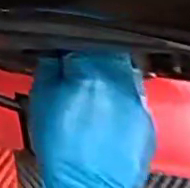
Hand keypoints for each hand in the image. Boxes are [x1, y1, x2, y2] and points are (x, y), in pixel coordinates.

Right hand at [28, 52, 156, 187]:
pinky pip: (133, 98)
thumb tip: (55, 52)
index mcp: (90, 69)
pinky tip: (106, 113)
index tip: (65, 55)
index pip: (82, 38)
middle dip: (93, 57)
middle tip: (80, 71)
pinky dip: (121, 100)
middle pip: (107, 51)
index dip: (70, 45)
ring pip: (123, 72)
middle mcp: (119, 81)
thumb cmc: (64, 151)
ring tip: (93, 93)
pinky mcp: (148, 123)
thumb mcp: (40, 98)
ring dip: (109, 75)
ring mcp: (136, 102)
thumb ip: (49, 66)